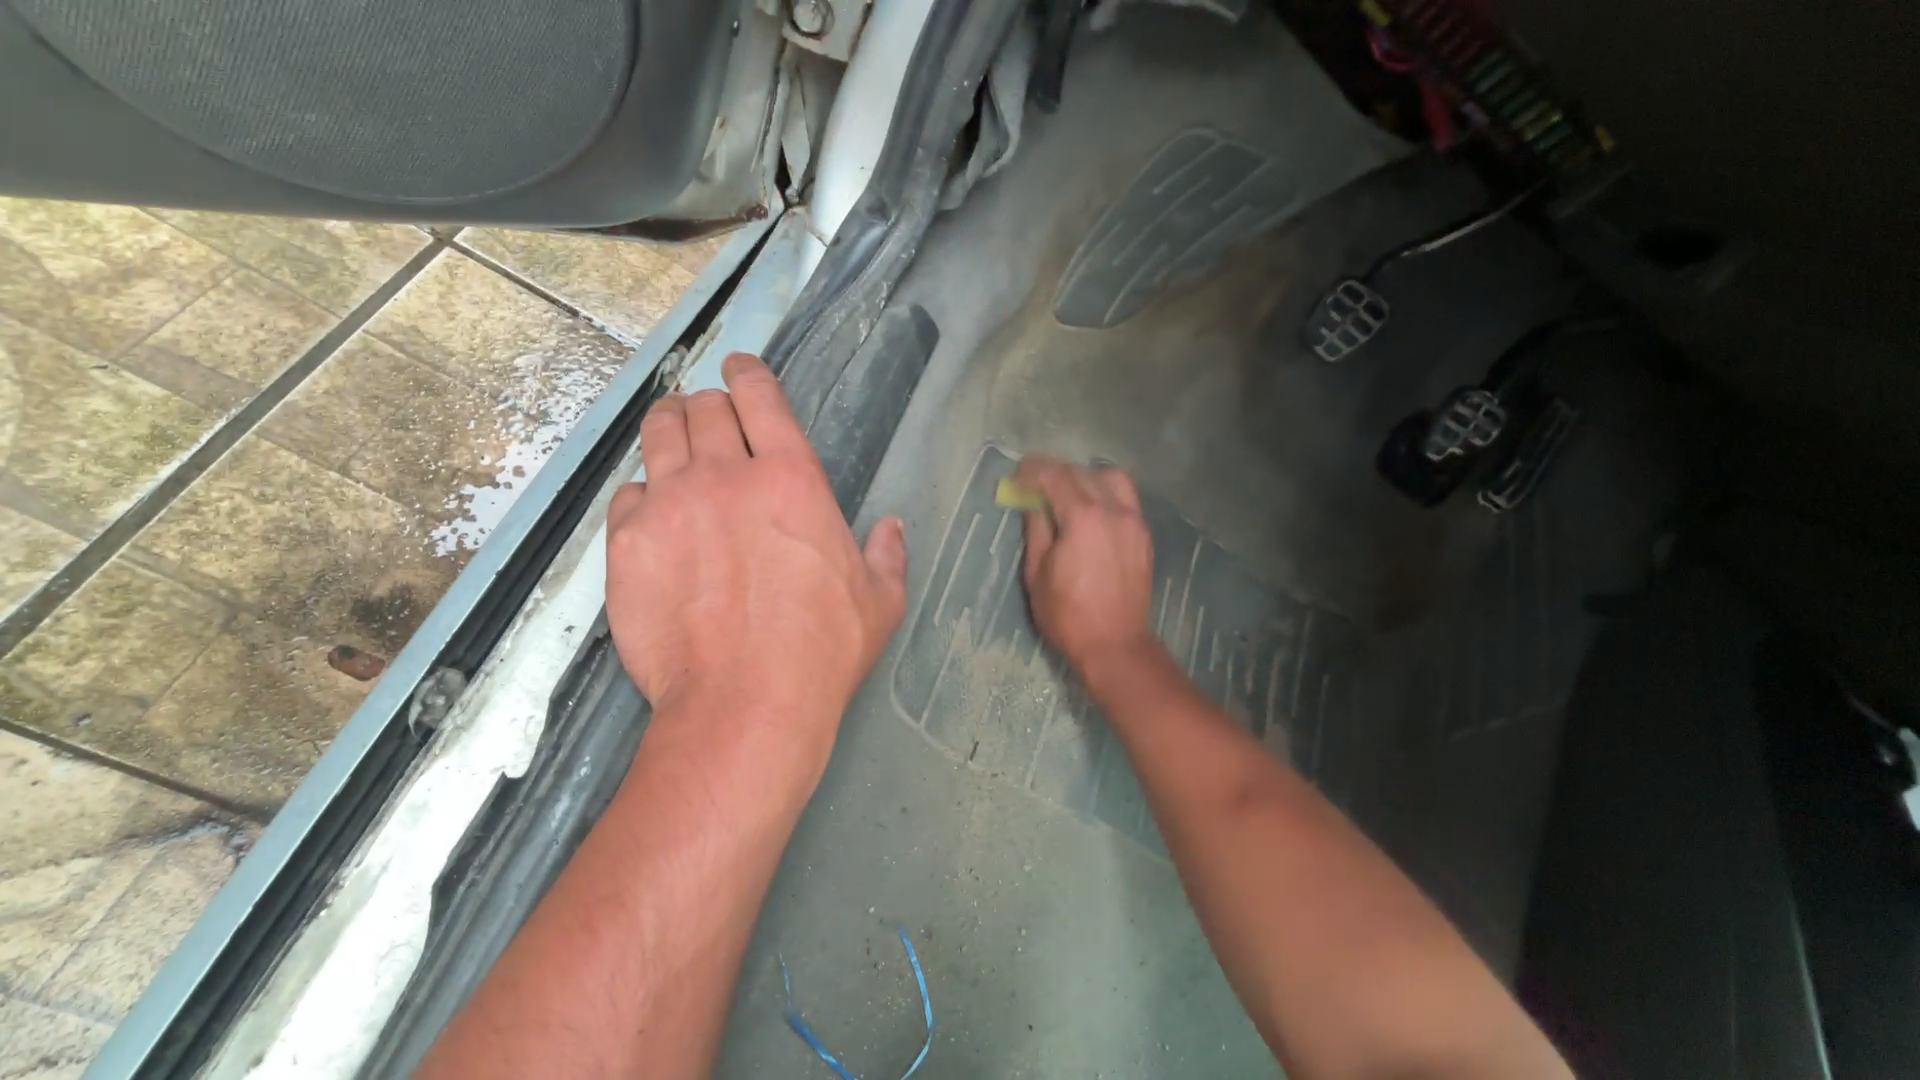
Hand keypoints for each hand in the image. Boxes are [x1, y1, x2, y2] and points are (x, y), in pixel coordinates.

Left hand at [605, 352, 907, 737]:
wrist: (745, 704)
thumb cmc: (822, 650)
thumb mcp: (879, 602)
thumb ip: (886, 555)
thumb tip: (893, 527)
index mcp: (791, 478)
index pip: (762, 398)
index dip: (748, 373)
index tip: (738, 367)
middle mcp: (726, 475)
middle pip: (704, 409)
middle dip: (707, 405)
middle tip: (705, 416)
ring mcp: (671, 504)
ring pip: (658, 435)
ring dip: (668, 427)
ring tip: (670, 435)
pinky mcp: (628, 542)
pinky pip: (627, 496)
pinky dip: (641, 496)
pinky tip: (651, 515)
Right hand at [1016, 457, 1156, 678]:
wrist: (1115, 645)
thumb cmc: (1067, 614)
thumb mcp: (1037, 573)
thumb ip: (1036, 529)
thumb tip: (1032, 502)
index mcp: (1083, 517)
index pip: (1055, 476)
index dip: (1032, 470)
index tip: (1018, 474)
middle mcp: (1113, 510)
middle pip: (1082, 472)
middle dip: (1055, 471)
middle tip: (1035, 482)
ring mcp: (1134, 521)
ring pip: (1112, 478)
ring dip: (1087, 477)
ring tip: (1068, 493)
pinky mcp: (1143, 535)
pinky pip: (1126, 499)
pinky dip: (1106, 493)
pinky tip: (1091, 511)